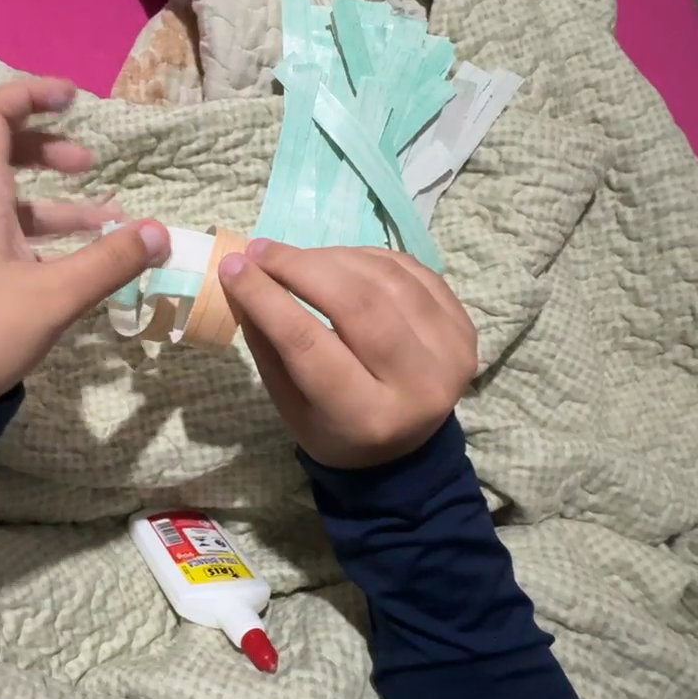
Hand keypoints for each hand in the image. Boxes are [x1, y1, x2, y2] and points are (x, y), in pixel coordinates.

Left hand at [0, 76, 170, 400]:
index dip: (28, 94)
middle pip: (2, 154)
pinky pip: (12, 238)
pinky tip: (82, 263)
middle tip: (89, 162)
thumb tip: (161, 232)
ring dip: (60, 205)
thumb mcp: (53, 297)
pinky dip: (48, 239)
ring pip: (14, 204)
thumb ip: (109, 262)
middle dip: (50, 150)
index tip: (73, 98)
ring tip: (111, 222)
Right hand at [219, 241, 476, 468]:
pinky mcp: (465, 327)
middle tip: (260, 250)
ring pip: (385, 279)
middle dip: (298, 266)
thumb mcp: (287, 401)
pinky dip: (366, 257)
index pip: (307, 343)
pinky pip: (412, 270)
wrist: (404, 448)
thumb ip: (267, 341)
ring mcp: (451, 353)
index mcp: (364, 417)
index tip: (232, 266)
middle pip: (355, 302)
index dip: (266, 297)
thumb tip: (241, 276)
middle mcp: (418, 385)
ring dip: (330, 257)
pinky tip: (337, 261)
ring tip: (294, 257)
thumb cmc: (331, 427)